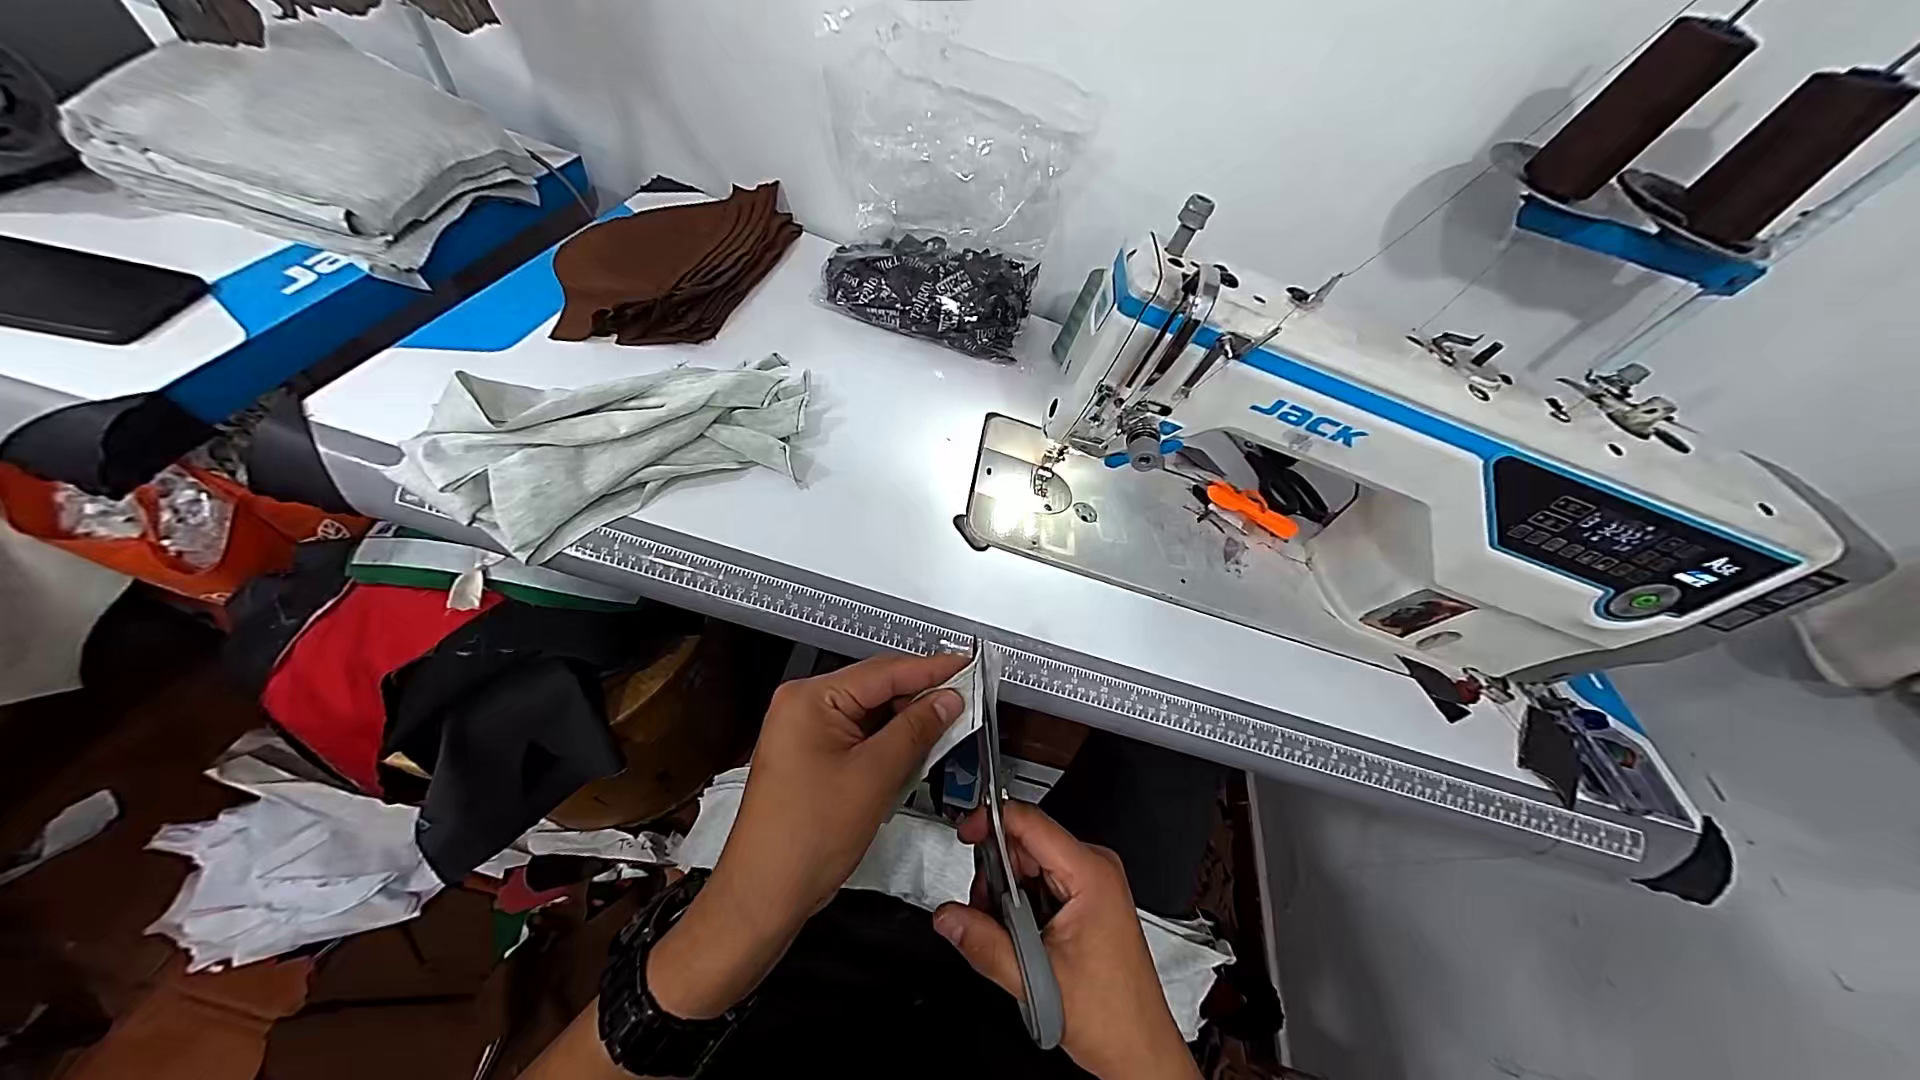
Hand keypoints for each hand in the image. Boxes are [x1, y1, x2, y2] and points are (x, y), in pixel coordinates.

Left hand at [648, 651, 968, 1018]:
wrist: (764, 894)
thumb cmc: (800, 840)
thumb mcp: (875, 776)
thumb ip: (917, 730)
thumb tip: (945, 701)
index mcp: (810, 699)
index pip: (885, 670)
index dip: (932, 669)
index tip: (965, 665)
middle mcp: (803, 706)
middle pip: (878, 688)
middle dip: (923, 697)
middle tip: (964, 701)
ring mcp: (806, 731)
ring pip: (872, 713)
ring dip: (908, 722)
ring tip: (946, 728)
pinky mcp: (813, 755)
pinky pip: (861, 735)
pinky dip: (890, 742)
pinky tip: (916, 750)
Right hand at [935, 803, 1199, 1079]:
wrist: (1140, 1050)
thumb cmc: (1112, 1016)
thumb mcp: (1036, 980)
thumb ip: (984, 943)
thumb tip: (949, 917)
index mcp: (1090, 873)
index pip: (1030, 822)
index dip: (991, 820)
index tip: (965, 831)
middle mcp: (1094, 867)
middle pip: (1026, 842)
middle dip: (995, 873)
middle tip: (984, 911)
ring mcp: (1092, 880)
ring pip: (1030, 862)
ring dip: (1007, 892)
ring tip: (1007, 933)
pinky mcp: (1086, 895)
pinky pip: (1041, 878)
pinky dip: (1021, 901)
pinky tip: (1022, 935)